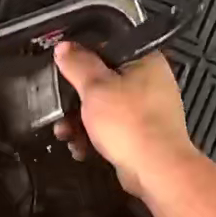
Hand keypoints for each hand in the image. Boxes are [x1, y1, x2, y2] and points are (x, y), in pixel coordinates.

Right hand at [52, 42, 200, 197]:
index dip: (82, 54)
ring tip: (65, 134)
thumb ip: (78, 64)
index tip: (62, 66)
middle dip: (77, 99)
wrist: (156, 170)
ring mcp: (148, 110)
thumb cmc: (128, 123)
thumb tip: (64, 46)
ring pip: (106, 108)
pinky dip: (95, 137)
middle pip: (104, 81)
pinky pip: (113, 129)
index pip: (109, 46)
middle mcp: (150, 81)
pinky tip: (81, 149)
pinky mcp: (143, 135)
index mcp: (145, 60)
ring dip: (81, 122)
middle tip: (59, 108)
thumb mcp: (96, 88)